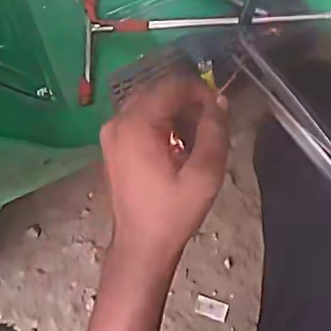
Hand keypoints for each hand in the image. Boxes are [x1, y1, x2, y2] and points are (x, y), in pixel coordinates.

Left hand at [99, 75, 229, 274]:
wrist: (141, 245)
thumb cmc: (172, 213)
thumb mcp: (205, 174)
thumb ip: (214, 131)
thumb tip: (218, 101)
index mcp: (137, 125)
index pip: (172, 85)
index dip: (199, 91)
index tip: (218, 110)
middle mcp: (118, 121)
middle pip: (158, 90)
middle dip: (187, 100)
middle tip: (209, 123)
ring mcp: (111, 132)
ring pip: (148, 102)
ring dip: (175, 110)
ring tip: (196, 135)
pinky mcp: (112, 144)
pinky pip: (139, 117)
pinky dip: (160, 120)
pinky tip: (177, 144)